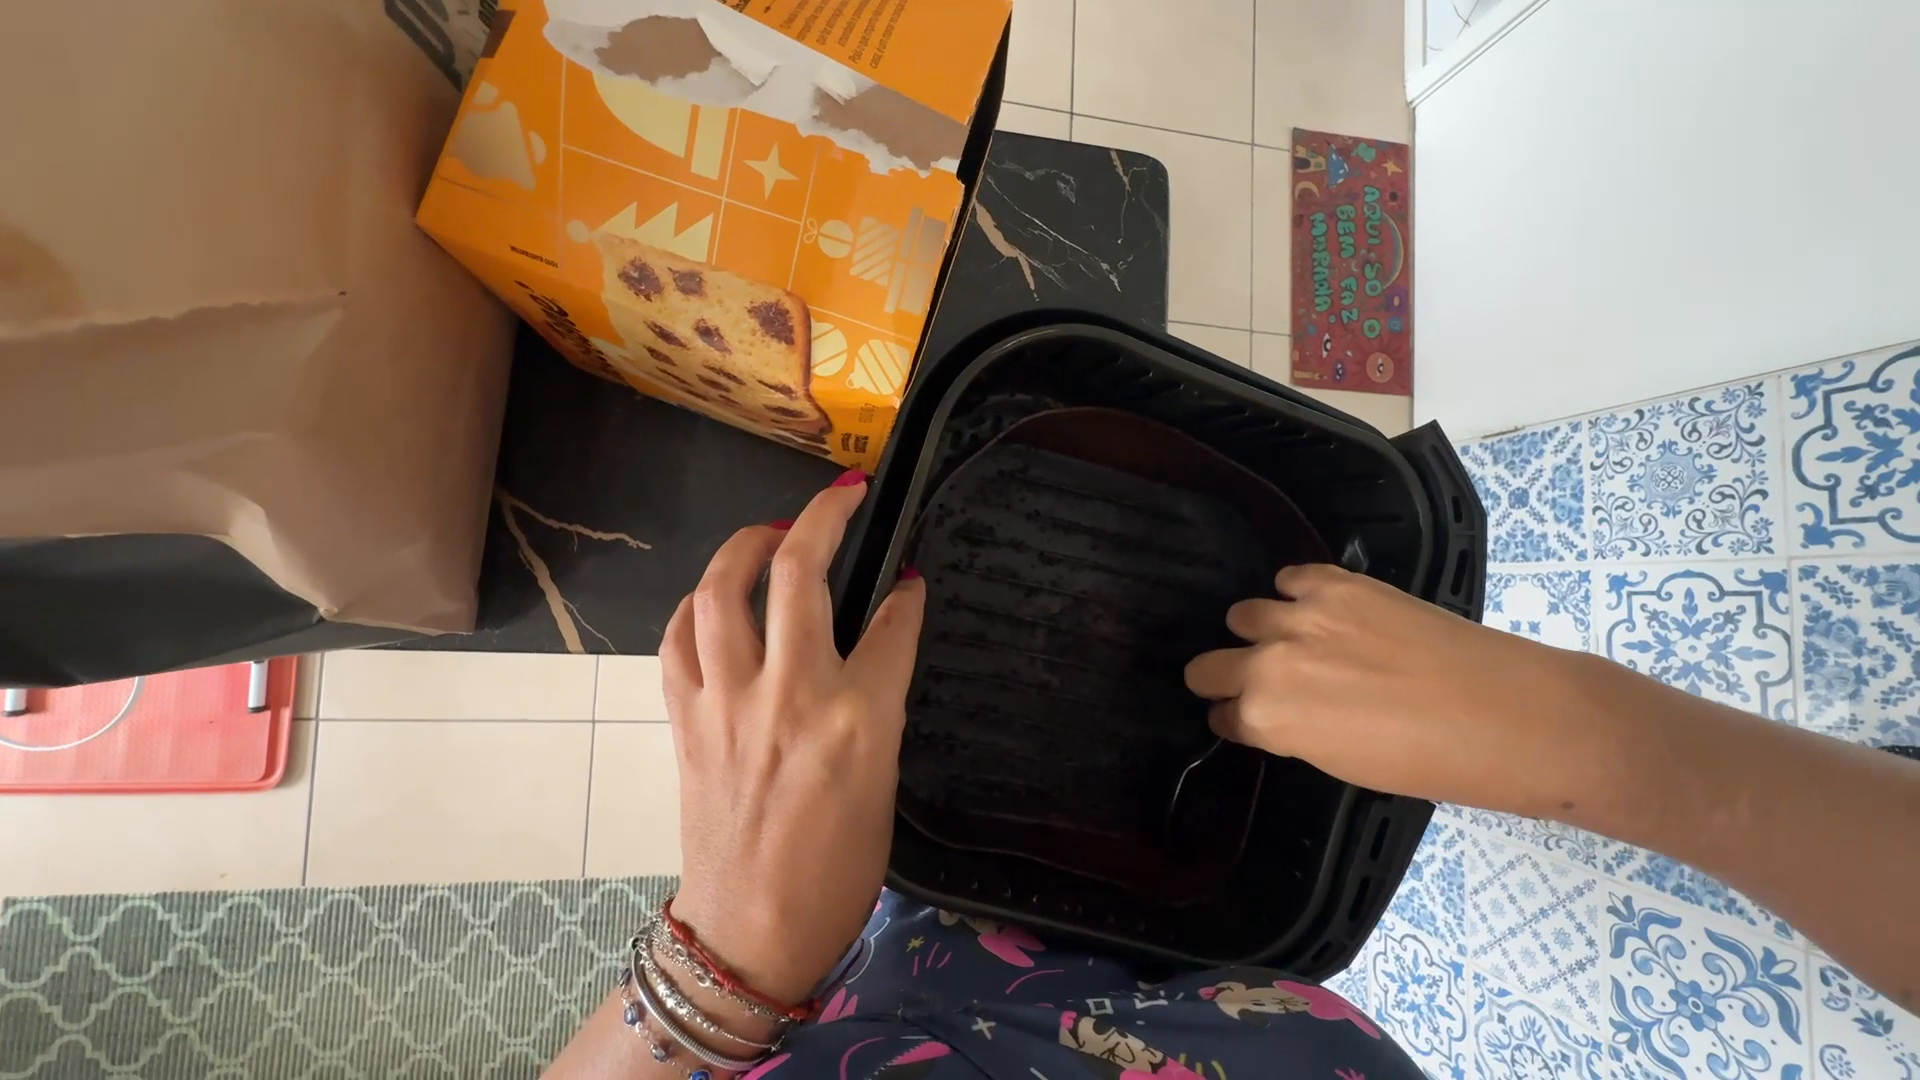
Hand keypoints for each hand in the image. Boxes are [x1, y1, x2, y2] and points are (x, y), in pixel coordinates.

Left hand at [661, 472, 924, 1005]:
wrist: (750, 929)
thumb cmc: (839, 867)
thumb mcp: (884, 778)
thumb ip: (882, 698)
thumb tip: (884, 637)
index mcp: (857, 718)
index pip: (892, 624)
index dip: (908, 594)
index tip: (911, 579)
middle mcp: (790, 694)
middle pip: (798, 573)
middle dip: (825, 517)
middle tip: (842, 497)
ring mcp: (728, 702)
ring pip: (721, 590)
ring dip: (745, 544)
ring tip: (769, 535)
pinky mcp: (686, 718)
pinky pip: (679, 639)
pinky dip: (698, 606)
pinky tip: (717, 601)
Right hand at [1184, 563, 1620, 820]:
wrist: (1511, 716)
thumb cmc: (1428, 763)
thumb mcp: (1340, 764)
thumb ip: (1289, 732)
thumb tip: (1271, 713)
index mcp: (1266, 716)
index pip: (1222, 714)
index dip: (1235, 719)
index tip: (1248, 719)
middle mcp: (1267, 661)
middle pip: (1208, 665)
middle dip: (1225, 678)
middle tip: (1263, 684)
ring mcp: (1301, 615)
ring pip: (1243, 615)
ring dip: (1260, 633)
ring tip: (1296, 642)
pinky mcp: (1337, 583)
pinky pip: (1289, 578)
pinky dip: (1296, 594)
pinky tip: (1321, 612)